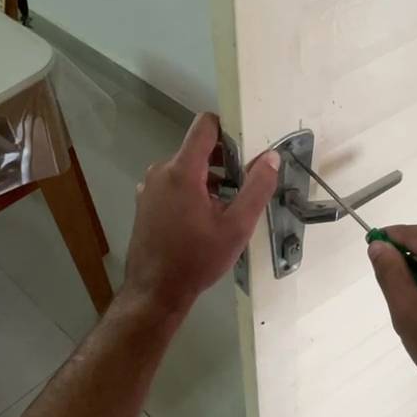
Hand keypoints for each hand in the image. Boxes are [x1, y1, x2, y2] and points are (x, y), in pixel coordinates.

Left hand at [122, 113, 278, 308]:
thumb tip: (271, 157)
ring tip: (229, 206)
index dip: (228, 129)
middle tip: (245, 183)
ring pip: (186, 168)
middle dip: (224, 161)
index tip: (247, 148)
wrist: (156, 291)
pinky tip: (206, 218)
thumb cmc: (197, 259)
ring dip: (210, 179)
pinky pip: (174, 184)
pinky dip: (192, 191)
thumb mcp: (237, 226)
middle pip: (198, 149)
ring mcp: (149, 187)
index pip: (205, 125)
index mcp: (182, 170)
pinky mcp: (146, 203)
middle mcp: (161, 171)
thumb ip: (257, 188)